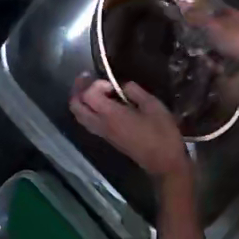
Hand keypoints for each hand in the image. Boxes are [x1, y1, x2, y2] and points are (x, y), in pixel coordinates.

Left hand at [69, 75, 190, 186]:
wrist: (163, 162)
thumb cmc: (161, 132)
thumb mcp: (153, 105)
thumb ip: (135, 91)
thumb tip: (123, 86)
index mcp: (111, 115)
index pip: (88, 95)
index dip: (95, 84)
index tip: (111, 83)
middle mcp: (101, 124)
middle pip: (76, 107)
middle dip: (78, 90)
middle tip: (88, 77)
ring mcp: (103, 133)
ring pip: (80, 116)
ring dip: (81, 100)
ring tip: (92, 88)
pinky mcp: (107, 138)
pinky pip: (88, 122)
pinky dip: (87, 109)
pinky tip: (101, 102)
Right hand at [180, 0, 238, 77]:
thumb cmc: (237, 39)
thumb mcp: (213, 26)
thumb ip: (196, 16)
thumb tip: (180, 0)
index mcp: (228, 14)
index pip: (208, 14)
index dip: (196, 22)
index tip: (186, 32)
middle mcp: (234, 26)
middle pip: (212, 33)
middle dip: (203, 44)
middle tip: (194, 52)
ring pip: (219, 49)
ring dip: (212, 57)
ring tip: (208, 64)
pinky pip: (227, 62)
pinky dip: (222, 66)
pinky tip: (219, 71)